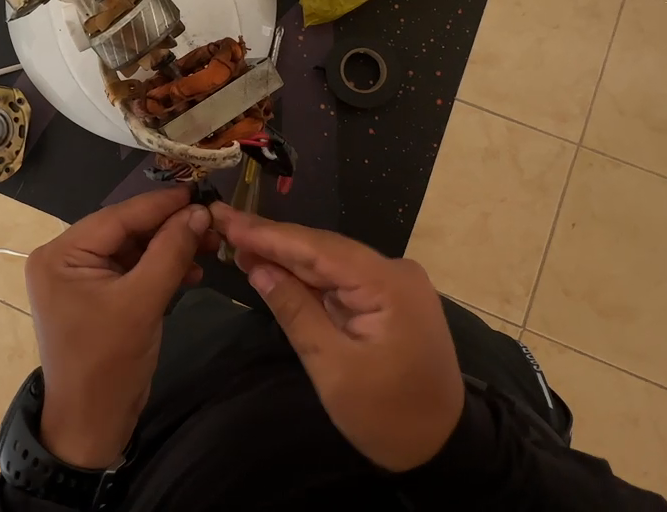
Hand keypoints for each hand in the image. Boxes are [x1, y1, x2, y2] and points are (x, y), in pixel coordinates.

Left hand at [24, 186, 216, 467]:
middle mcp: (64, 258)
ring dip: (169, 247)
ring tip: (209, 243)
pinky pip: (132, 270)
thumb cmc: (108, 364)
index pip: (117, 217)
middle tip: (210, 219)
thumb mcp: (141, 304)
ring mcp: (81, 278)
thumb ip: (170, 252)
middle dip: (168, 226)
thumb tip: (199, 212)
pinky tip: (192, 269)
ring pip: (132, 249)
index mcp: (60, 254)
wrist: (91, 428)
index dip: (160, 203)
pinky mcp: (98, 296)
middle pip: (125, 230)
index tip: (198, 190)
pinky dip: (160, 268)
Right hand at [211, 204, 464, 470]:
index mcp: (388, 284)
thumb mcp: (333, 369)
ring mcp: (393, 283)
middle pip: (323, 248)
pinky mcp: (388, 297)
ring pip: (329, 261)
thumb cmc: (387, 415)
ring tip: (238, 241)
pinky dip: (306, 275)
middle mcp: (394, 271)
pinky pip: (340, 278)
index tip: (226, 217)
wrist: (443, 449)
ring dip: (285, 255)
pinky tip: (273, 265)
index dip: (268, 233)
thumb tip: (258, 268)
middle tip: (223, 222)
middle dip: (272, 238)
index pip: (317, 249)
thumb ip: (295, 311)